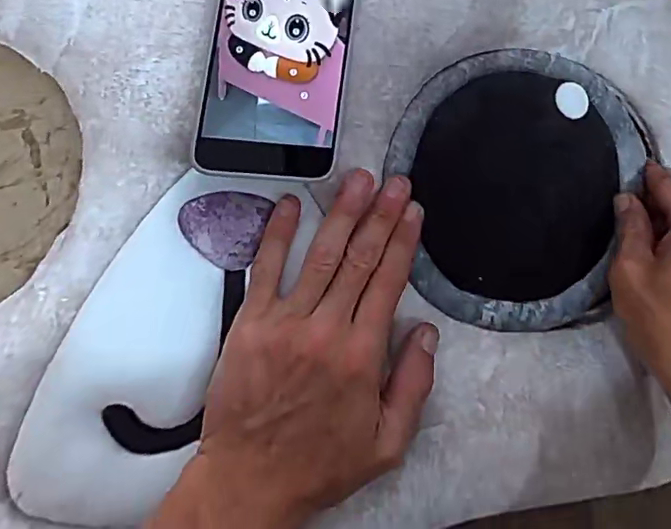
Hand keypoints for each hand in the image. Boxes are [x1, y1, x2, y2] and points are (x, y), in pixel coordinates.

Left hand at [149, 170, 438, 528]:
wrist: (244, 489)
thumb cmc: (320, 464)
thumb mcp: (387, 442)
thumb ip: (415, 383)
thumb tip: (426, 330)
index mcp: (362, 354)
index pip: (389, 280)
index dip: (404, 240)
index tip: (414, 210)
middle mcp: (325, 331)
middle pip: (360, 258)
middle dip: (382, 214)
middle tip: (396, 181)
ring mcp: (284, 324)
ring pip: (321, 255)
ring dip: (342, 213)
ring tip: (359, 180)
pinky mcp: (249, 326)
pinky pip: (265, 271)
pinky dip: (278, 234)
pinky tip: (290, 204)